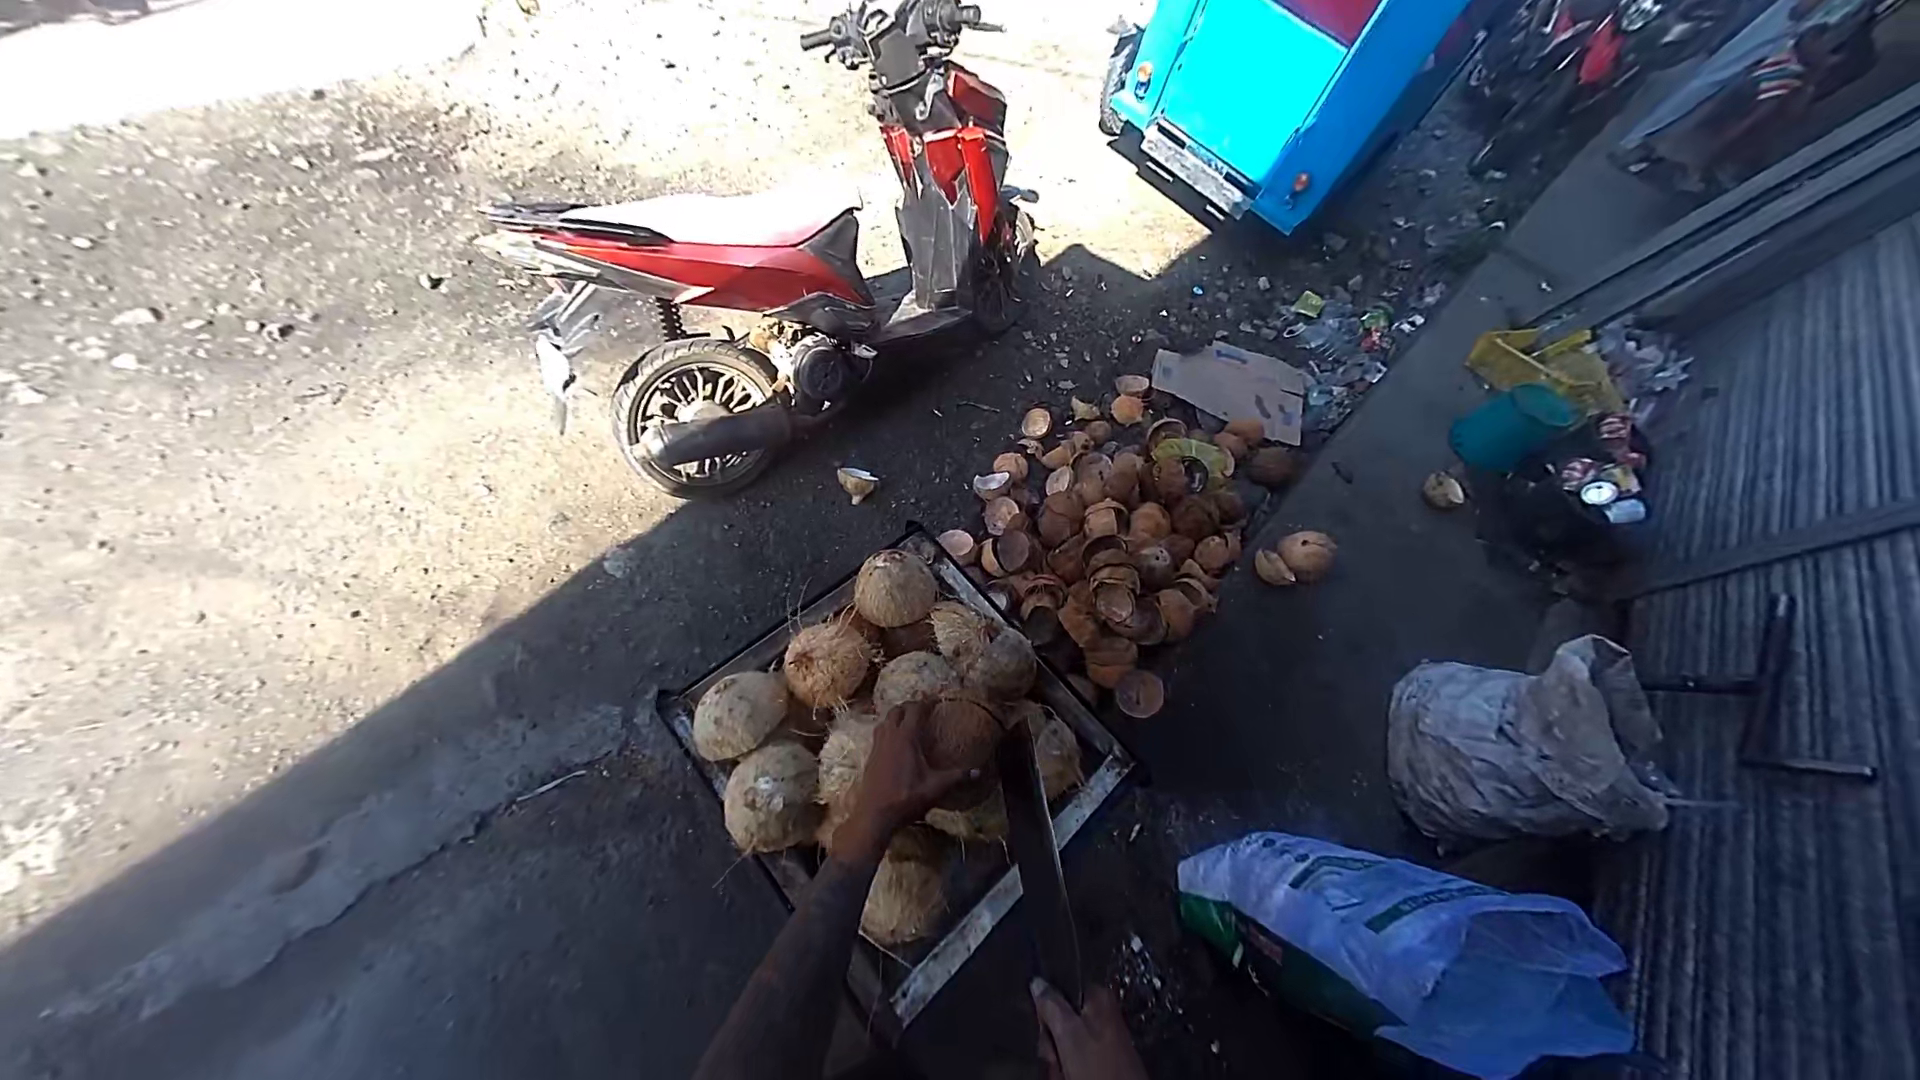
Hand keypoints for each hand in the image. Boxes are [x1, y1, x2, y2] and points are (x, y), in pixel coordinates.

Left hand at [837, 702, 969, 861]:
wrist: (875, 815)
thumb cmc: (906, 798)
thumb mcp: (936, 788)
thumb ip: (957, 777)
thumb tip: (978, 772)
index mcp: (906, 737)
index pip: (916, 710)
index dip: (927, 702)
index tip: (937, 699)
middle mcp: (890, 736)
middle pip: (898, 710)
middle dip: (910, 705)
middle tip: (923, 708)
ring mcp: (877, 745)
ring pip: (885, 720)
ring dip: (896, 715)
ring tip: (907, 720)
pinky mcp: (871, 756)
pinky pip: (879, 733)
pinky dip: (888, 728)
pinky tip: (894, 741)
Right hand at [1032, 980, 1147, 1079]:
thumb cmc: (1099, 1069)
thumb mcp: (1068, 1034)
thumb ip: (1050, 1005)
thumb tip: (1037, 982)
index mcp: (1099, 997)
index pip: (1062, 989)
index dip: (1048, 1010)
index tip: (1045, 1027)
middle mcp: (1103, 1014)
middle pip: (1063, 1019)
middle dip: (1053, 1041)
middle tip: (1058, 1058)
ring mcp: (1104, 1041)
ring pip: (1066, 1044)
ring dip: (1059, 1061)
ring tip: (1066, 1073)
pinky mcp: (1103, 1064)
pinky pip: (1077, 1061)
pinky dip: (1070, 1071)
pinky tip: (1071, 1078)